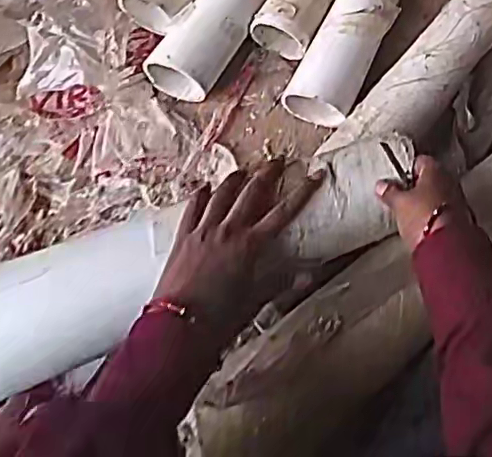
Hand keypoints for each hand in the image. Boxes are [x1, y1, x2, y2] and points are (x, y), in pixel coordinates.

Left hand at [151, 159, 321, 336]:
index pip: (284, 211)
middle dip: (268, 172)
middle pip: (253, 191)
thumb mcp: (254, 302)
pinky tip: (206, 187)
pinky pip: (194, 207)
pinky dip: (201, 194)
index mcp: (251, 244)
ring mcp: (204, 230)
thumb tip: (310, 276)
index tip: (316, 174)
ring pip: (223, 193)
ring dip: (236, 178)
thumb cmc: (219, 320)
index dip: (303, 191)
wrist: (176, 330)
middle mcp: (229, 229)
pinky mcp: (184, 236)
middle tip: (278, 160)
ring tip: (244, 170)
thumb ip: (282, 284)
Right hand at [376, 154, 463, 248]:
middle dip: (418, 187)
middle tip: (403, 198)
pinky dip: (436, 214)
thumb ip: (390, 193)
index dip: (407, 171)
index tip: (398, 182)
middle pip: (430, 178)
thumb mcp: (399, 204)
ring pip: (439, 194)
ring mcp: (458, 198)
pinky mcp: (463, 217)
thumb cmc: (422, 216)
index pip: (419, 161)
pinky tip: (426, 224)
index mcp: (435, 169)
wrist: (448, 248)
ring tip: (413, 215)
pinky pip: (445, 210)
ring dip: (428, 201)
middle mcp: (449, 179)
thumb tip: (381, 185)